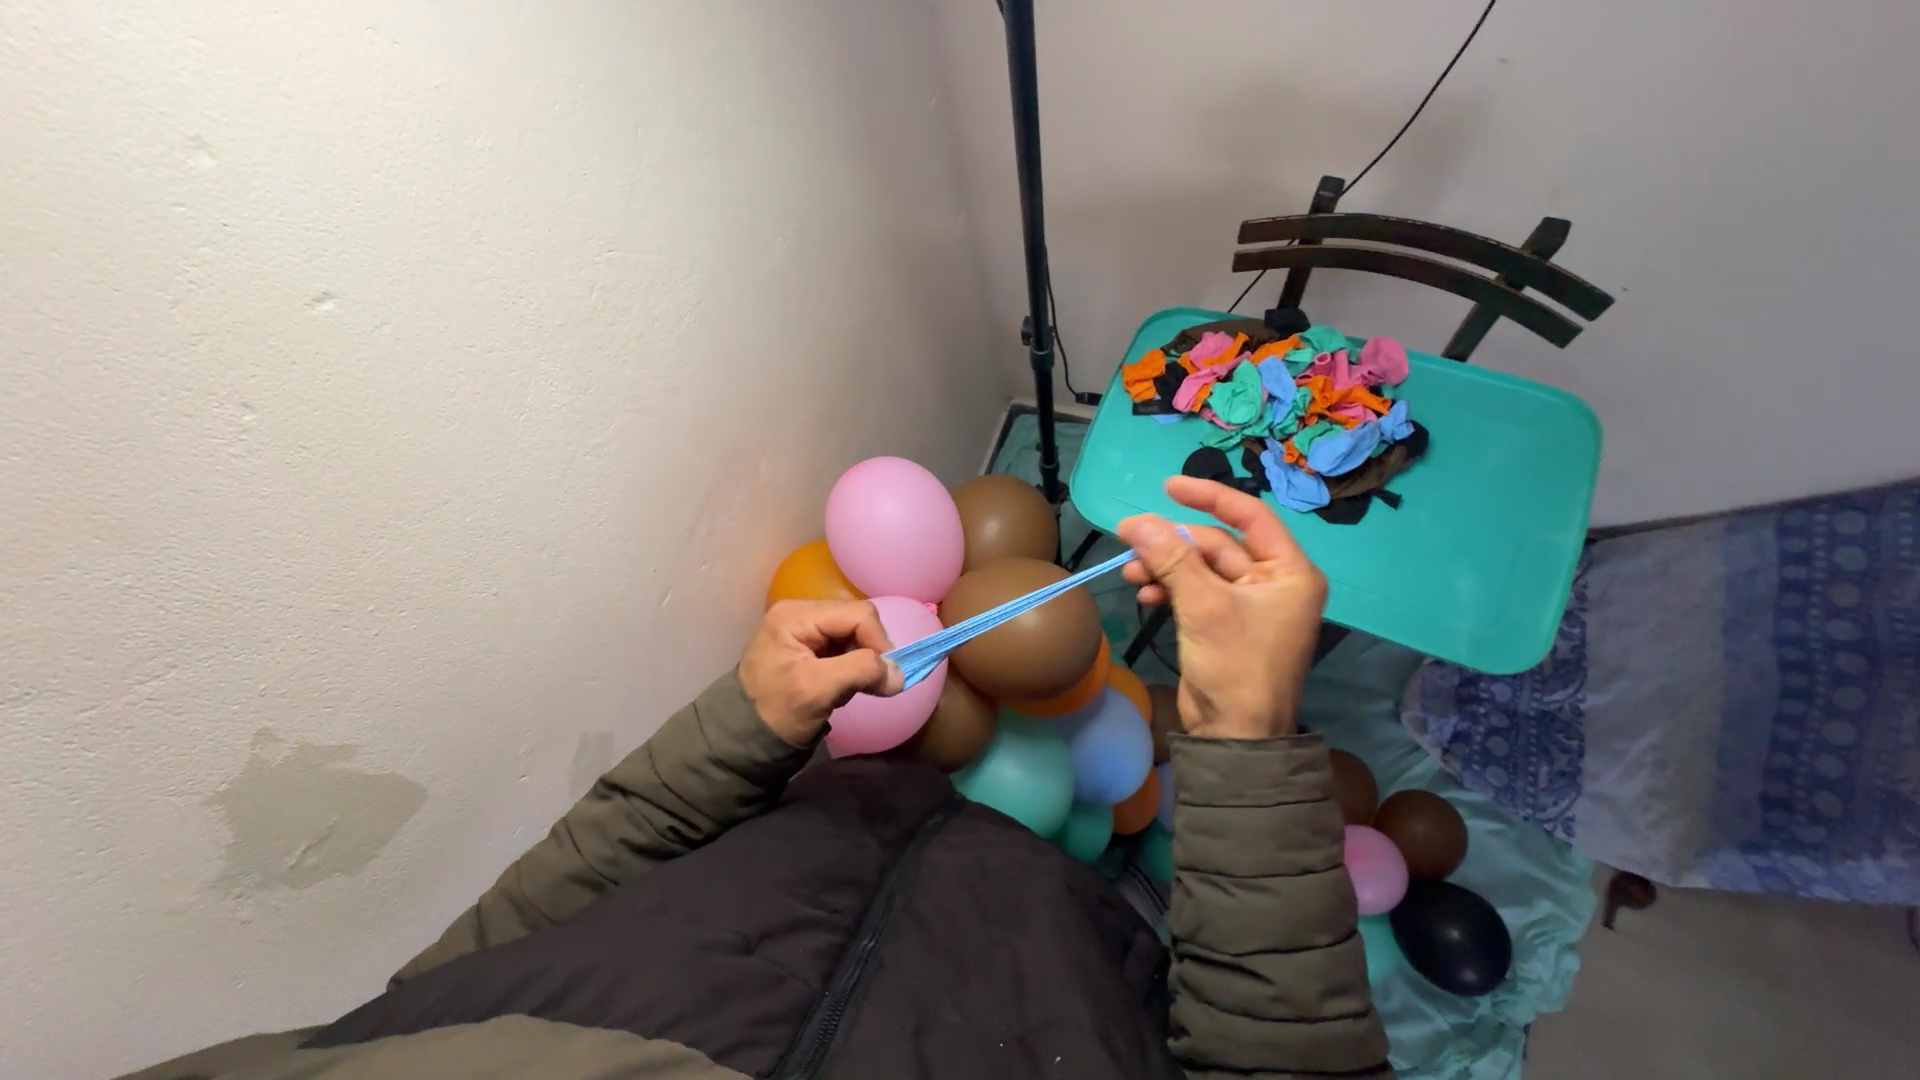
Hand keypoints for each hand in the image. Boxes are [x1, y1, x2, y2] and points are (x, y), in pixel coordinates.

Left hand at [739, 599, 903, 745]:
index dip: (879, 642)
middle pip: (858, 622)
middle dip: (868, 654)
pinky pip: (845, 649)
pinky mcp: (810, 647)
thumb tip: (901, 675)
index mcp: (797, 615)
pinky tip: (838, 689)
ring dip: (859, 664)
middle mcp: (801, 613)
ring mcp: (805, 629)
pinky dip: (850, 670)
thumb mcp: (818, 690)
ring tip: (844, 690)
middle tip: (865, 685)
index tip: (886, 676)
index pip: (858, 614)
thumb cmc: (775, 713)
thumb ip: (860, 672)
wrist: (742, 740)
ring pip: (855, 636)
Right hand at [1116, 477, 1326, 739]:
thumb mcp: (1204, 607)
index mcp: (1289, 571)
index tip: (1167, 486)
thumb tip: (1136, 521)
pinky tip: (1144, 594)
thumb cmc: (1236, 667)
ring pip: (1199, 567)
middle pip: (1216, 543)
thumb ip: (1172, 558)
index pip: (1250, 516)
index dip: (1208, 496)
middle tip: (1129, 541)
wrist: (1235, 736)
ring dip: (1164, 566)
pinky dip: (1168, 588)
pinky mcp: (1223, 622)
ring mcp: (1247, 603)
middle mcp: (1272, 582)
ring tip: (1131, 574)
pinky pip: (1193, 591)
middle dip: (1172, 544)